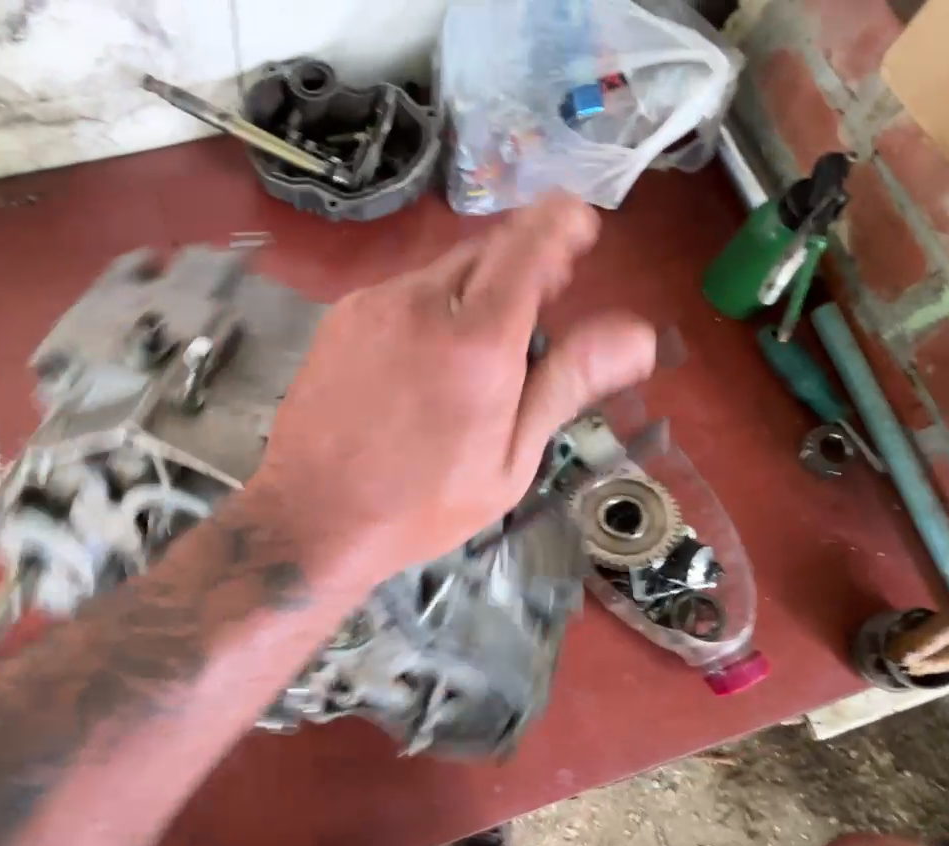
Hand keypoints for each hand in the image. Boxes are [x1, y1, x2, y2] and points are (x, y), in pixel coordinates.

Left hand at [248, 193, 655, 583]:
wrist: (311, 518)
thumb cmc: (420, 507)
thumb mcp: (508, 461)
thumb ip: (567, 384)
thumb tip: (637, 334)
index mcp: (477, 340)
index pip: (530, 242)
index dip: (563, 223)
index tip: (582, 228)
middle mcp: (422, 302)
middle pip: (488, 250)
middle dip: (523, 264)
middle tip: (541, 304)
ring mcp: (373, 304)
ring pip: (441, 271)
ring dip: (472, 290)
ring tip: (478, 348)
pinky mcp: (340, 317)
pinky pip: (401, 293)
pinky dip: (427, 308)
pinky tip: (422, 361)